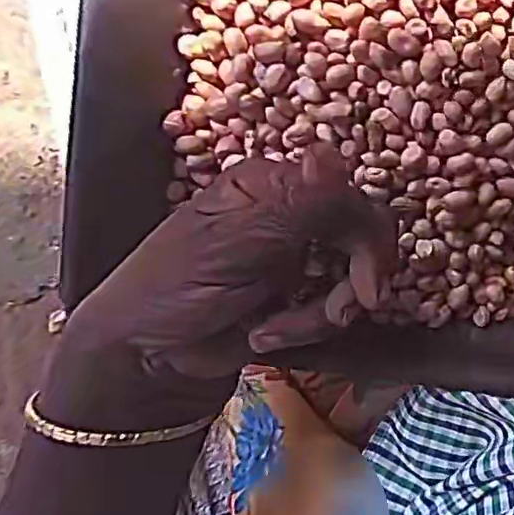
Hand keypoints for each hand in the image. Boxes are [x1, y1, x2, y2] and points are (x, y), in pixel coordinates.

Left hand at [45, 149, 396, 428]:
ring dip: (322, 312)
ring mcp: (302, 251)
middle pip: (364, 238)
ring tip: (275, 330)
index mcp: (276, 185)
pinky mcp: (302, 288)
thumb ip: (291, 201)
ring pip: (354, 276)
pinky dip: (309, 326)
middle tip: (337, 315)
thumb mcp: (231, 243)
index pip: (354, 201)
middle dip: (350, 284)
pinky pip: (336, 303)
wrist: (143, 360)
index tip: (368, 290)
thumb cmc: (171, 291)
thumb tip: (329, 154)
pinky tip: (267, 334)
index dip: (370, 243)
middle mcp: (297, 210)